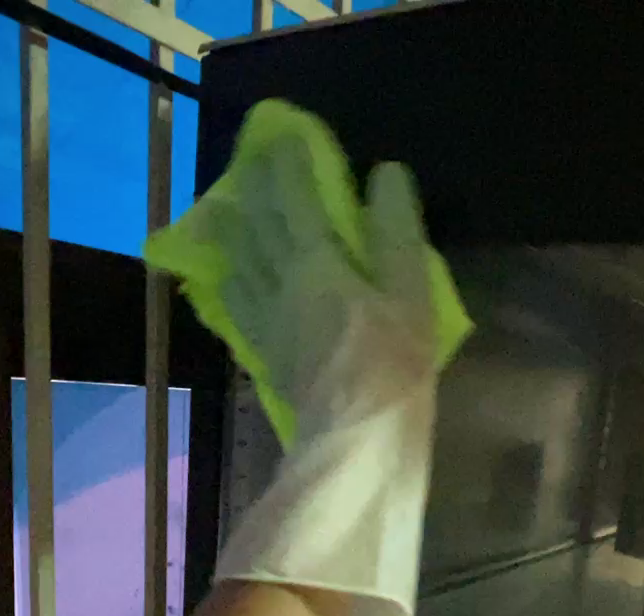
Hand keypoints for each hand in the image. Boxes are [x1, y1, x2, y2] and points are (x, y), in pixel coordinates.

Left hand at [149, 101, 470, 615]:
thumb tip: (386, 177)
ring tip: (234, 209)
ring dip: (236, 228)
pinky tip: (231, 275)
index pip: (295, 198)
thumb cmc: (394, 375)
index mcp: (318, 265)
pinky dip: (233, 277)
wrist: (355, 453)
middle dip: (256, 187)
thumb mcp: (412, 301)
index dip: (290, 161)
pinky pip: (239, 303)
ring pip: (240, 262)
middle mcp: (281, 286)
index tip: (287, 135)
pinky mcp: (265, 354)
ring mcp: (267, 322)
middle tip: (256, 162)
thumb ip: (399, 236)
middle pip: (258, 225)